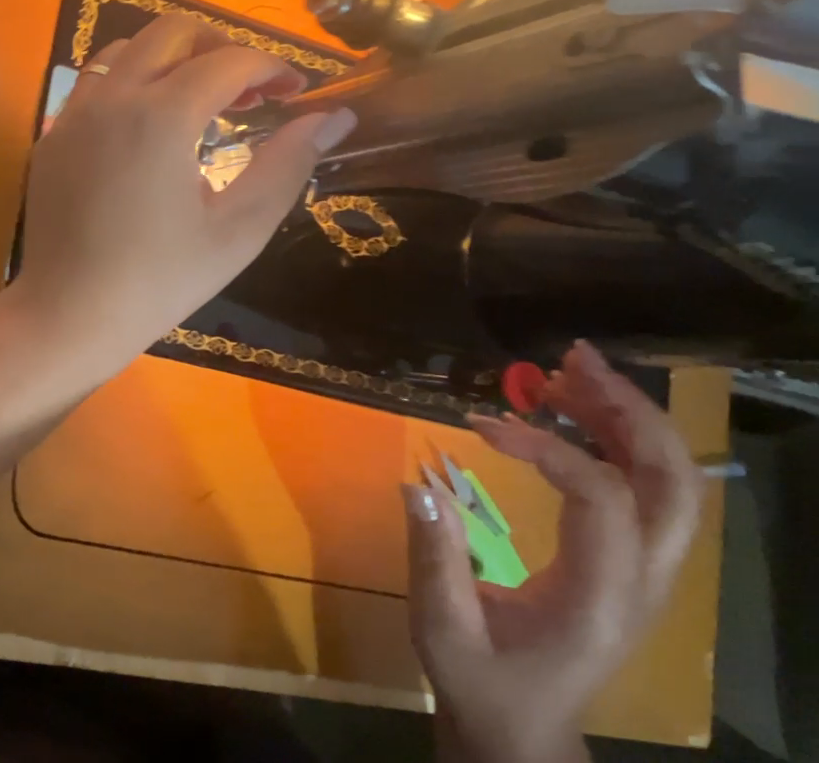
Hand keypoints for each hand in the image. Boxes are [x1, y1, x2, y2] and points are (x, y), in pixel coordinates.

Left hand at [5, 11, 355, 382]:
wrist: (68, 314)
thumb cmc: (159, 280)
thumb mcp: (238, 229)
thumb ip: (288, 163)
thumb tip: (334, 116)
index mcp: (161, 116)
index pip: (229, 60)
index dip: (273, 67)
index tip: (296, 93)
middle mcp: (110, 100)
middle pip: (170, 31)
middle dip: (219, 45)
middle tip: (249, 89)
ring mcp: (71, 117)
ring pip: (122, 52)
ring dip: (167, 59)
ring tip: (198, 102)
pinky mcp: (49, 140)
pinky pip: (91, 88)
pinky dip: (127, 86)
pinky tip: (146, 130)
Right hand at [404, 341, 705, 762]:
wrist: (523, 724)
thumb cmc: (480, 678)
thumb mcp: (441, 627)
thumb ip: (435, 559)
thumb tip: (416, 482)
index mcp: (600, 599)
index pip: (600, 499)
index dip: (547, 447)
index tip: (479, 421)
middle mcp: (642, 581)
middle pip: (671, 484)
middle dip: (629, 413)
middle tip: (571, 362)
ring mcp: (646, 573)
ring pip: (670, 484)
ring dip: (629, 421)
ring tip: (571, 373)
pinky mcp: (630, 564)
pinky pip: (645, 494)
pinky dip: (619, 444)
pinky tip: (573, 415)